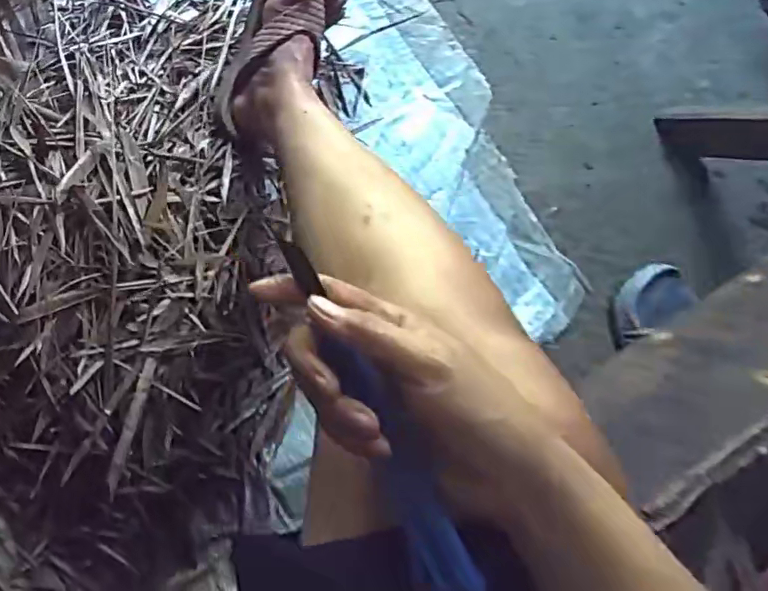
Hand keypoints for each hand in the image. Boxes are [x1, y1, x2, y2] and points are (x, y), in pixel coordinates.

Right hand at [251, 274, 543, 472]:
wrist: (510, 479)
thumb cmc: (478, 404)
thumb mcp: (427, 362)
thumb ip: (367, 332)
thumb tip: (311, 304)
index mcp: (382, 319)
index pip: (326, 291)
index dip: (289, 287)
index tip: (257, 292)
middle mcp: (365, 345)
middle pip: (309, 341)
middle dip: (315, 370)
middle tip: (334, 392)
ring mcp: (365, 384)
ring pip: (317, 384)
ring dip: (336, 410)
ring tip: (373, 435)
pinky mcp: (366, 420)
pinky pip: (332, 419)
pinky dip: (348, 434)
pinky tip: (379, 449)